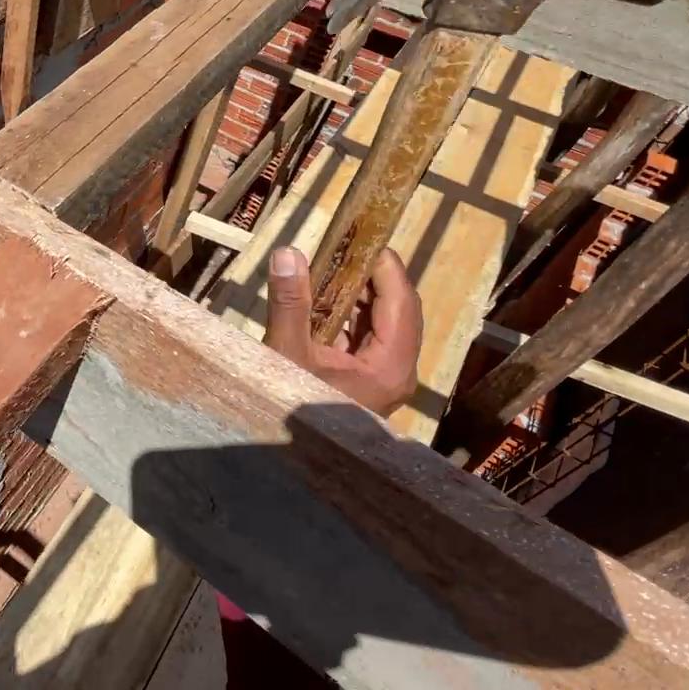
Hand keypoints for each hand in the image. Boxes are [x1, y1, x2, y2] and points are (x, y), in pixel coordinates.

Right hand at [263, 246, 422, 416]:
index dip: (386, 265)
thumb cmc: (293, 404)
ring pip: (385, 323)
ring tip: (333, 264)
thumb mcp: (287, 352)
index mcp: (390, 365)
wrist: (288, 455)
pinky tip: (325, 299)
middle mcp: (398, 370)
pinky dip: (352, 313)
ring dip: (361, 293)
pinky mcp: (369, 381)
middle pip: (399, 310)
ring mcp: (385, 378)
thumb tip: (290, 252)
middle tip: (346, 244)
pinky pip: (369, 337)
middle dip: (374, 275)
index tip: (366, 234)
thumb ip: (290, 302)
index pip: (401, 302)